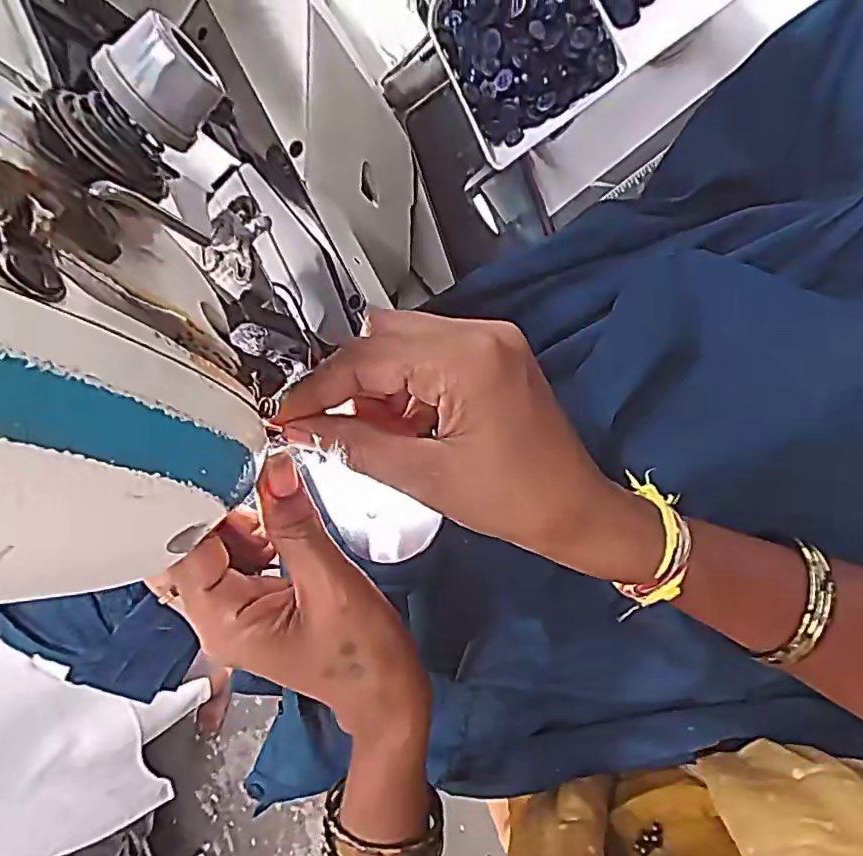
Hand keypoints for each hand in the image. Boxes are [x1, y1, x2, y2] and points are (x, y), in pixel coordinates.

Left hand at [148, 452, 431, 745]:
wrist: (386, 691)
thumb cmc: (362, 659)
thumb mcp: (332, 584)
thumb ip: (296, 525)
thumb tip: (274, 470)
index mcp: (222, 623)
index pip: (183, 550)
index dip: (202, 506)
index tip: (228, 471)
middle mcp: (216, 620)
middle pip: (189, 548)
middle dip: (222, 515)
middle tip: (260, 497)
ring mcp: (234, 613)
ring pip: (213, 549)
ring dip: (242, 525)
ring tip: (282, 526)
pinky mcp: (253, 605)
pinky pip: (238, 558)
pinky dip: (257, 538)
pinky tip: (284, 538)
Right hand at [273, 309, 660, 583]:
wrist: (573, 511)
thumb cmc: (523, 499)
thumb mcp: (425, 477)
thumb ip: (356, 445)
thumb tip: (306, 428)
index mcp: (469, 358)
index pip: (366, 357)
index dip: (317, 388)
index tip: (289, 412)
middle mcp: (484, 336)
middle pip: (381, 339)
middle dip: (346, 383)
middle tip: (321, 424)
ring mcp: (492, 344)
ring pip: (403, 346)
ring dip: (375, 387)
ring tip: (370, 435)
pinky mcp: (493, 359)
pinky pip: (430, 358)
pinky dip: (405, 389)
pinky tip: (400, 427)